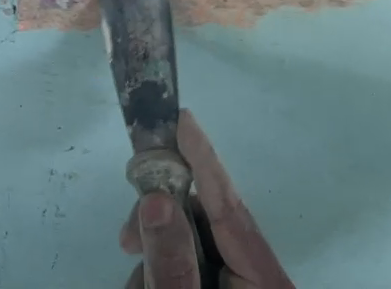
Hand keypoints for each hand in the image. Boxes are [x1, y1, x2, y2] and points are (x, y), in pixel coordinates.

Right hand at [119, 111, 295, 288]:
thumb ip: (172, 260)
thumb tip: (155, 199)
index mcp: (263, 278)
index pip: (229, 205)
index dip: (203, 159)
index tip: (182, 117)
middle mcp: (257, 275)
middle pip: (204, 222)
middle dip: (162, 219)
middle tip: (127, 239)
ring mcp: (241, 282)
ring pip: (191, 242)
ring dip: (157, 254)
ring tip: (139, 282)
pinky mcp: (225, 286)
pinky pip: (191, 264)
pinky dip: (163, 271)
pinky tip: (150, 284)